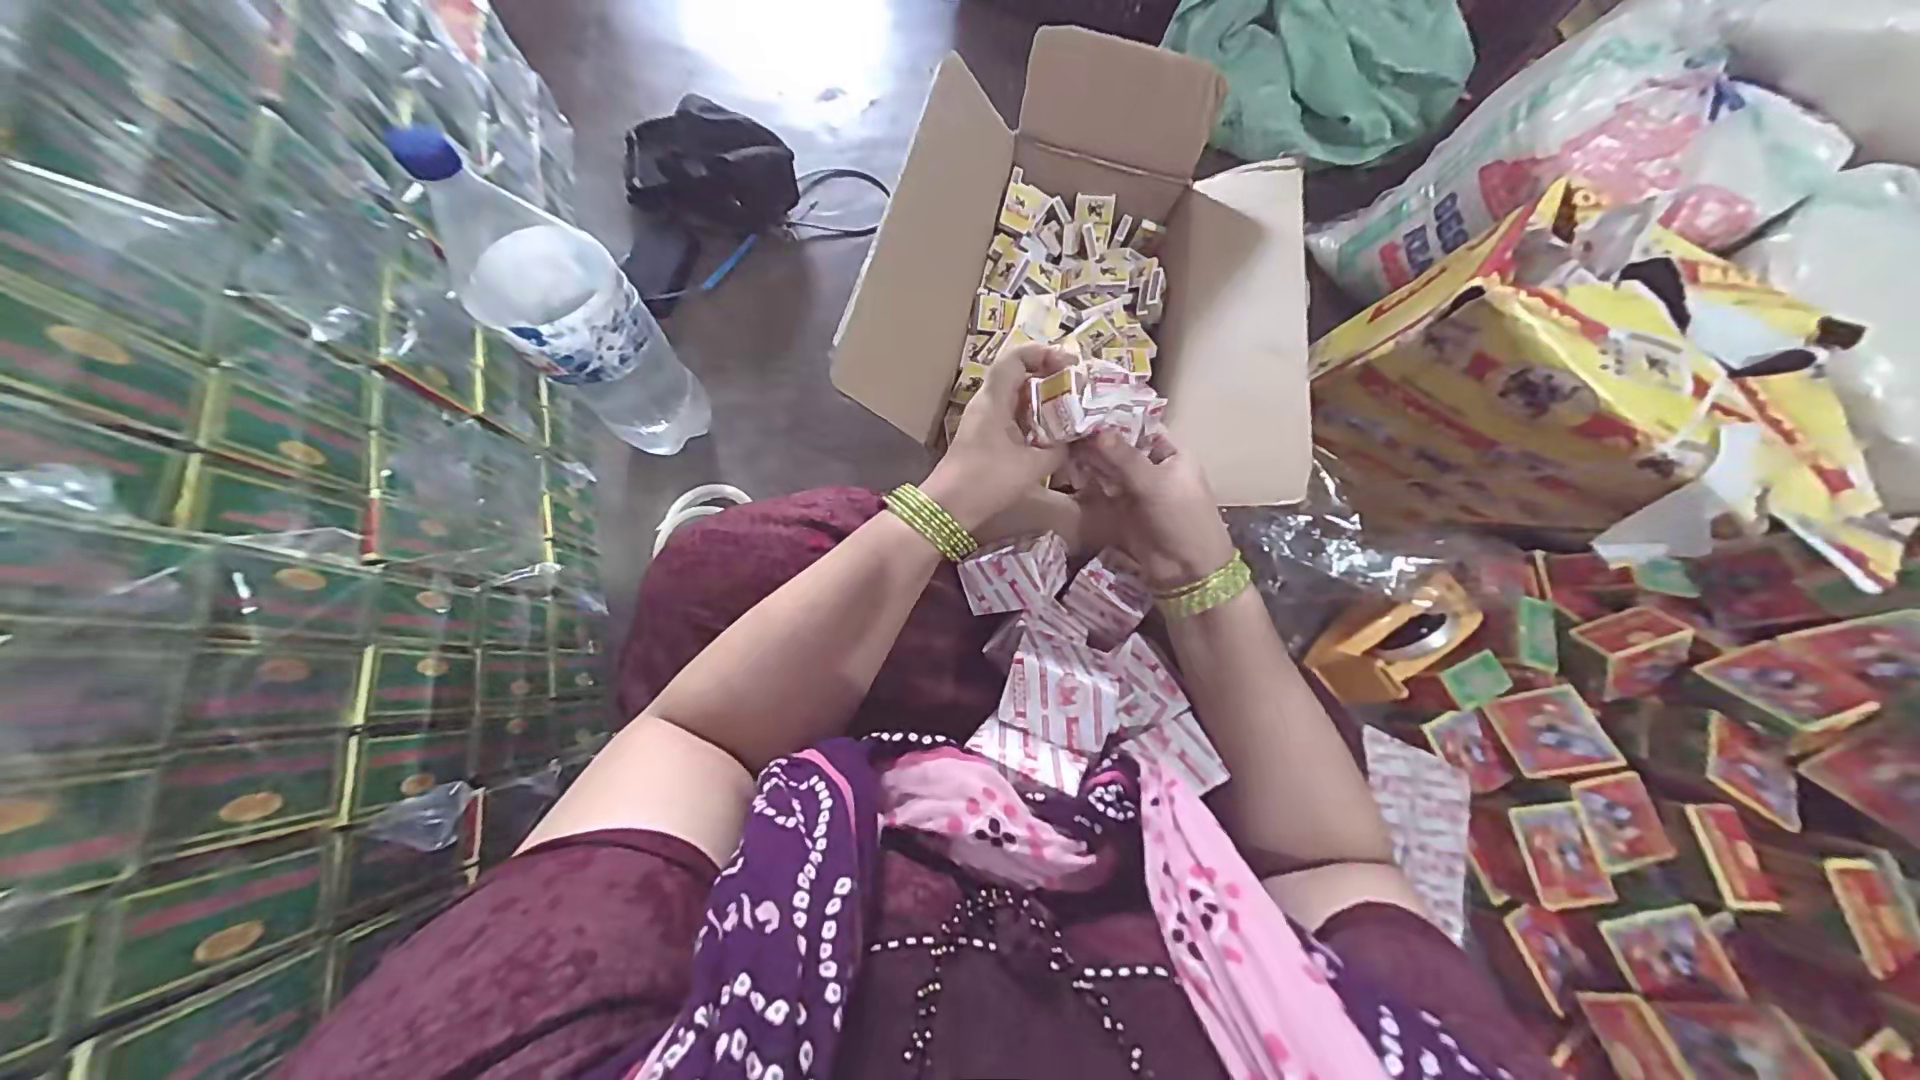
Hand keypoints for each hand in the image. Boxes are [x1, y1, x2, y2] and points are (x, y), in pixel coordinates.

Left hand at [922, 344, 1071, 530]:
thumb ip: (1060, 449)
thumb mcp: (1032, 466)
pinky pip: (1012, 418)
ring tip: (1070, 410)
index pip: (1015, 357)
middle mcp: (986, 403)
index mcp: (994, 399)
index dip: (1043, 353)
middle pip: (1018, 375)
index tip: (1069, 365)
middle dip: (1049, 377)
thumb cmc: (987, 481)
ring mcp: (983, 422)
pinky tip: (1051, 435)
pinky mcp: (984, 439)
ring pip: (1016, 398)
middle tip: (1077, 388)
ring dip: (1042, 401)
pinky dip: (1033, 420)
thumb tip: (1078, 441)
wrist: (949, 508)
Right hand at [1071, 430, 1235, 589]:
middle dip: (1095, 438)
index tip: (1083, 407)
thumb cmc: (1181, 518)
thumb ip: (1124, 457)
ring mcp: (1134, 487)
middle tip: (1063, 425)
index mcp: (1170, 452)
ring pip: (1107, 465)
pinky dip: (1086, 478)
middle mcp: (1151, 465)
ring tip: (1060, 443)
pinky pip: (1100, 486)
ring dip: (1088, 457)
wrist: (1186, 570)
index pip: (1139, 426)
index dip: (1114, 417)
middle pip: (1119, 445)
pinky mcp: (1120, 507)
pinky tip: (1068, 468)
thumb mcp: (1156, 483)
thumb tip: (1096, 431)